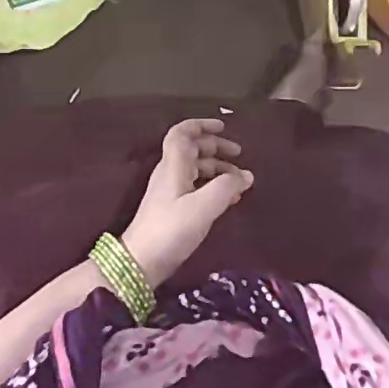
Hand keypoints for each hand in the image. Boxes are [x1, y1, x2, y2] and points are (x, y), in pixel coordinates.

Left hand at [119, 119, 252, 286]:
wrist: (142, 262)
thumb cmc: (171, 229)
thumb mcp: (204, 206)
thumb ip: (227, 188)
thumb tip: (246, 175)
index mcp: (173, 166)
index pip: (182, 134)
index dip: (201, 125)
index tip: (223, 127)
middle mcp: (170, 174)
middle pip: (192, 150)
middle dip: (215, 147)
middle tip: (239, 154)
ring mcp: (170, 192)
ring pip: (195, 169)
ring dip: (217, 169)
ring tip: (240, 181)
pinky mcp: (172, 209)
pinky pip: (195, 187)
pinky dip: (213, 187)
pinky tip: (229, 199)